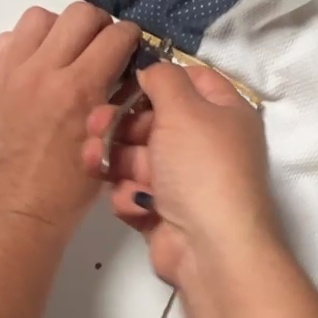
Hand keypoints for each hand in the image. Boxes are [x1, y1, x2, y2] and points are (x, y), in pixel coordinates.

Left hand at [0, 3, 139, 237]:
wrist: (15, 215)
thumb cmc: (68, 192)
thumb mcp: (107, 144)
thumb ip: (116, 100)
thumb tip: (124, 70)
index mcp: (79, 90)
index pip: (115, 35)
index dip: (130, 36)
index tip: (129, 45)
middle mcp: (44, 72)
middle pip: (80, 14)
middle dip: (99, 26)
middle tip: (100, 47)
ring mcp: (10, 73)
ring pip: (39, 17)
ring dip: (59, 29)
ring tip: (63, 53)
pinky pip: (7, 39)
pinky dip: (25, 45)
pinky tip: (34, 68)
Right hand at [81, 61, 280, 289]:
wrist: (210, 248)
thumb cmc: (201, 167)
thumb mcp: (184, 108)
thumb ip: (163, 78)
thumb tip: (152, 69)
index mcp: (224, 112)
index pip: (190, 80)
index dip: (158, 78)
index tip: (124, 79)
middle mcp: (207, 143)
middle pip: (155, 120)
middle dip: (121, 123)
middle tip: (95, 124)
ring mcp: (186, 179)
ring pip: (137, 156)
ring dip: (115, 158)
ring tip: (94, 161)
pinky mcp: (165, 211)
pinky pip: (137, 191)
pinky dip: (130, 195)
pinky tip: (134, 202)